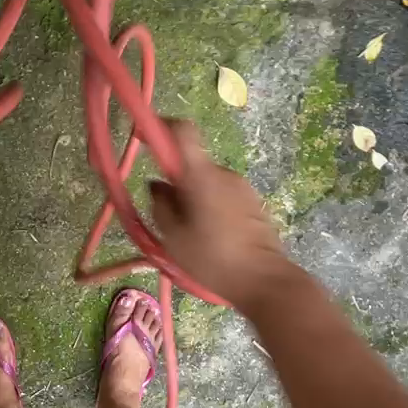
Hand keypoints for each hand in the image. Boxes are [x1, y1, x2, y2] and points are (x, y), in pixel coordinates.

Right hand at [148, 119, 301, 315]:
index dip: (161, 128)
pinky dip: (209, 207)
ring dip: (192, 198)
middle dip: (174, 182)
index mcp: (200, 176)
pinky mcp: (252, 201)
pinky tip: (209, 237)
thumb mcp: (173, 238)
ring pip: (206, 183)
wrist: (263, 279)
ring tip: (189, 233)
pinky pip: (221, 195)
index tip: (144, 137)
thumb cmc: (212, 260)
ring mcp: (241, 186)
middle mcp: (222, 173)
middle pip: (191, 165)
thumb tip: (156, 185)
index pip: (182, 132)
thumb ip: (160, 206)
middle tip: (165, 216)